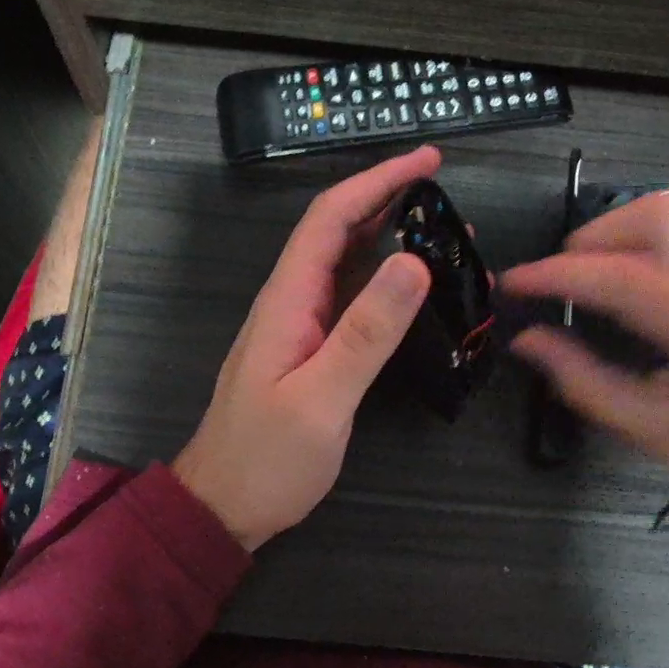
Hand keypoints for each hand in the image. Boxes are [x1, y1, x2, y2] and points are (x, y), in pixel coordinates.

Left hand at [173, 146, 439, 549]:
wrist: (223, 505)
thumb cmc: (266, 459)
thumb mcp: (322, 400)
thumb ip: (366, 333)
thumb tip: (412, 262)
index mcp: (288, 300)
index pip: (330, 219)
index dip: (377, 181)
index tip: (427, 162)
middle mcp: (292, 302)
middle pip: (338, 231)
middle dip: (388, 198)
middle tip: (445, 191)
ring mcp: (300, 327)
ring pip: (346, 263)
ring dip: (389, 236)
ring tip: (444, 232)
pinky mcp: (310, 351)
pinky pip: (350, 300)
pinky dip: (384, 281)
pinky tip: (414, 287)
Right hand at [500, 189, 668, 526]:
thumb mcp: (652, 429)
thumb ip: (581, 379)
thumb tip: (530, 342)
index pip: (618, 276)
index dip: (555, 275)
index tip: (518, 281)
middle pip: (660, 215)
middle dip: (598, 232)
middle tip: (566, 269)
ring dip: (633, 221)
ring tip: (602, 261)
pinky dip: (668, 226)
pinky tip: (648, 262)